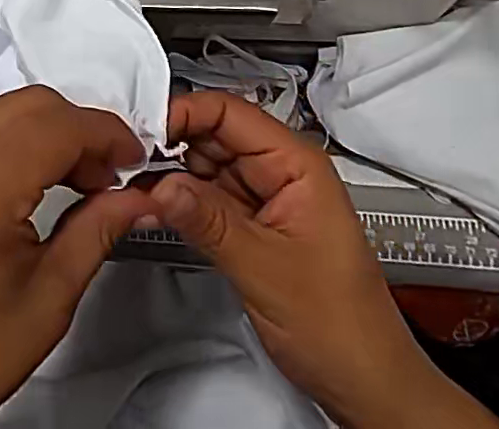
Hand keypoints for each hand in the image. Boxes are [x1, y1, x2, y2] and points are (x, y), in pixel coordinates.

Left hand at [0, 86, 154, 427]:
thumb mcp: (51, 293)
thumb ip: (100, 227)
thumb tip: (138, 196)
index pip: (63, 125)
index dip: (109, 135)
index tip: (135, 157)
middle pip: (39, 104)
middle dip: (84, 130)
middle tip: (111, 174)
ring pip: (16, 107)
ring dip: (57, 131)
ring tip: (82, 181)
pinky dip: (27, 137)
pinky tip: (45, 176)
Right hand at [150, 92, 498, 428]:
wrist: (365, 384)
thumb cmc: (344, 327)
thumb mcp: (267, 269)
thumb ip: (210, 222)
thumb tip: (162, 186)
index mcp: (296, 164)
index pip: (230, 113)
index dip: (185, 114)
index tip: (147, 132)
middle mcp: (278, 170)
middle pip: (213, 134)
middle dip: (172, 144)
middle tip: (133, 164)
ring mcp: (262, 195)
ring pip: (205, 164)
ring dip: (172, 173)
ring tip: (140, 187)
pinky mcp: (248, 221)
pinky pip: (206, 195)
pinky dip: (181, 199)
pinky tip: (158, 206)